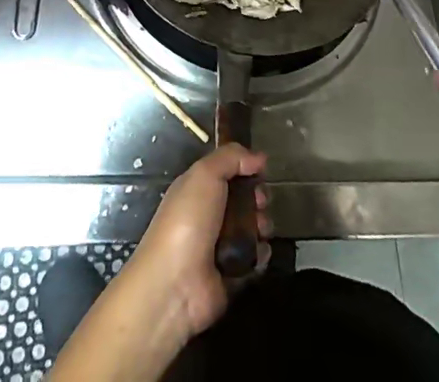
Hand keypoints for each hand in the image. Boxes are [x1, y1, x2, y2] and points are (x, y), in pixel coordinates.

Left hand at [117, 144, 270, 335]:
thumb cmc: (188, 220)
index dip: (246, 170)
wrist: (175, 282)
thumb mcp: (204, 175)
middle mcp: (210, 214)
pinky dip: (260, 255)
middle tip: (259, 204)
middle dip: (259, 199)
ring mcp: (221, 244)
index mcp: (198, 189)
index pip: (229, 173)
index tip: (259, 172)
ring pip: (255, 227)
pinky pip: (257, 257)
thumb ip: (231, 158)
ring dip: (262, 226)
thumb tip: (259, 156)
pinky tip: (254, 255)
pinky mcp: (233, 272)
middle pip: (246, 199)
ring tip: (258, 231)